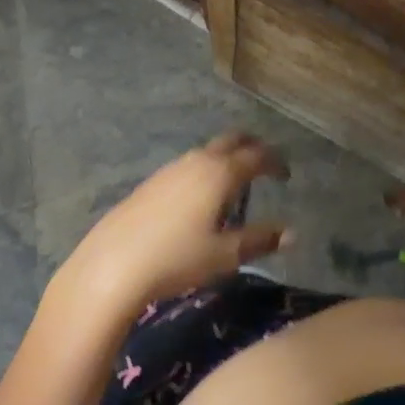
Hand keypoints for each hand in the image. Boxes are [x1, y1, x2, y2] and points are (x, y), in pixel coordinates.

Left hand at [64, 132, 292, 307]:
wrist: (112, 265)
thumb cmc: (177, 258)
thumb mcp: (225, 255)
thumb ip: (260, 240)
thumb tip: (291, 233)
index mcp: (221, 172)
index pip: (257, 155)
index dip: (275, 162)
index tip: (286, 175)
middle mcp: (197, 161)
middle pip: (232, 140)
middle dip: (252, 147)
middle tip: (264, 166)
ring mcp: (170, 169)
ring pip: (207, 152)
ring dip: (225, 160)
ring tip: (233, 187)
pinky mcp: (150, 183)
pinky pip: (188, 166)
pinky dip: (204, 172)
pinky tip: (198, 202)